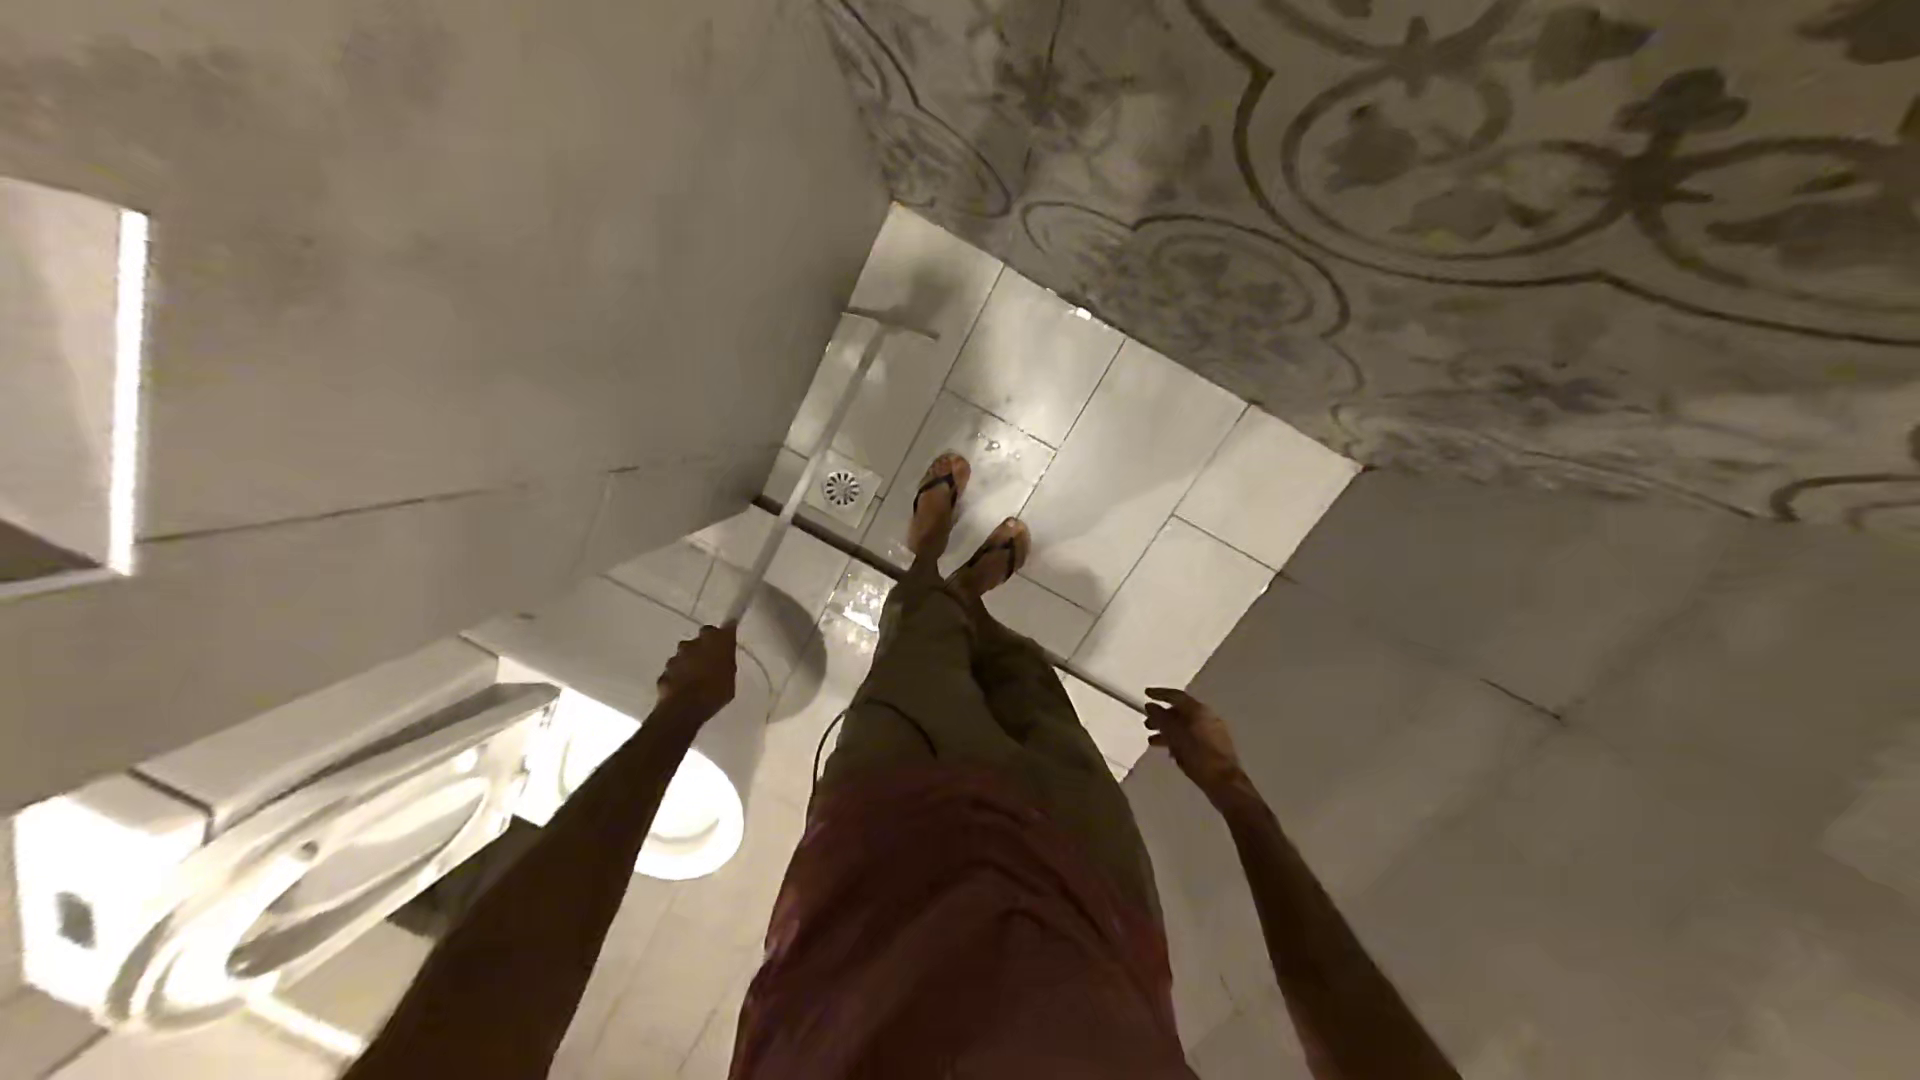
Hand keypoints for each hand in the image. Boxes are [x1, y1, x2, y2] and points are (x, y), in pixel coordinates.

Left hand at [656, 624, 736, 722]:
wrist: (685, 706)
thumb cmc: (716, 690)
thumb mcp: (730, 676)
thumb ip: (725, 663)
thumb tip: (723, 658)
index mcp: (716, 640)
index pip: (722, 630)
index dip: (723, 636)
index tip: (726, 641)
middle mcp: (695, 643)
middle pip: (701, 640)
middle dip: (704, 648)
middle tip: (711, 663)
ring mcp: (677, 656)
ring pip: (685, 654)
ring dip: (690, 661)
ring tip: (697, 678)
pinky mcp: (665, 670)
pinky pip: (675, 669)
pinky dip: (679, 675)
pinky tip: (684, 688)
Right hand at [1144, 688, 1247, 803]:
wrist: (1224, 782)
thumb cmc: (1197, 755)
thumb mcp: (1174, 735)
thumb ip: (1161, 719)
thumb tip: (1151, 706)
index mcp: (1199, 710)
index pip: (1176, 696)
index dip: (1159, 694)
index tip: (1146, 694)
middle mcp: (1208, 717)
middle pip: (1180, 711)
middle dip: (1162, 717)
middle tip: (1147, 724)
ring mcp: (1213, 732)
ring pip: (1185, 726)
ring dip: (1168, 731)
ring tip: (1153, 741)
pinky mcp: (1215, 747)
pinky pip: (1192, 737)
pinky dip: (1178, 740)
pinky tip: (1170, 752)